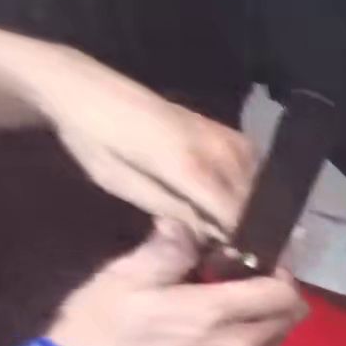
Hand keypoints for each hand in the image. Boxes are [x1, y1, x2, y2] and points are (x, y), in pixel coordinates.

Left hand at [22, 46, 255, 235]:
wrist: (83, 84)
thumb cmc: (93, 138)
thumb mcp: (123, 185)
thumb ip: (175, 213)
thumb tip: (214, 239)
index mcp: (190, 168)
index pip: (236, 219)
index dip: (238, 245)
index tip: (234, 261)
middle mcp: (221, 153)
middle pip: (255, 209)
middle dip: (247, 231)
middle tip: (232, 249)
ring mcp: (232, 141)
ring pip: (263, 195)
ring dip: (252, 213)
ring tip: (232, 227)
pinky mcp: (235, 135)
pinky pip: (259, 176)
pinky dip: (253, 193)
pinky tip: (234, 201)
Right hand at [46, 221, 306, 345]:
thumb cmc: (107, 324)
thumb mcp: (126, 276)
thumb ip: (167, 250)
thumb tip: (186, 226)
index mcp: (216, 312)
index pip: (283, 294)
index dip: (282, 277)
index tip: (265, 268)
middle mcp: (243, 344)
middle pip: (292, 315)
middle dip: (280, 297)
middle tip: (253, 287)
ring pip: (284, 337)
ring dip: (272, 321)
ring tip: (241, 313)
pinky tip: (238, 338)